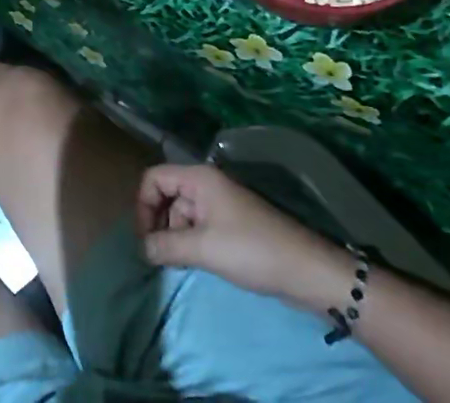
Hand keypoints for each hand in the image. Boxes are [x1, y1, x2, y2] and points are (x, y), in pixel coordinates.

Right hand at [136, 163, 350, 305]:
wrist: (307, 271)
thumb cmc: (252, 251)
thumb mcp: (203, 248)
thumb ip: (166, 246)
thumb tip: (142, 248)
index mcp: (198, 178)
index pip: (153, 178)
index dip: (143, 205)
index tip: (145, 238)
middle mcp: (206, 185)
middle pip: (166, 195)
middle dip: (158, 223)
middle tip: (160, 255)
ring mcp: (220, 204)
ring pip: (181, 213)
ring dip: (174, 237)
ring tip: (178, 263)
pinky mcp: (231, 225)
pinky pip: (198, 226)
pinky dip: (190, 242)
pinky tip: (194, 263)